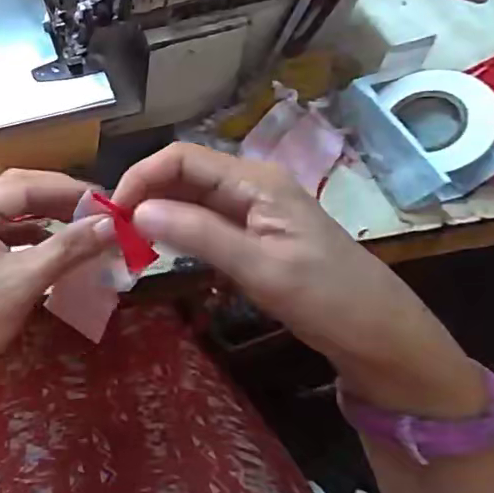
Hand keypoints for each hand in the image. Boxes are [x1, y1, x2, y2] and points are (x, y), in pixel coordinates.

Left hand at [0, 170, 114, 410]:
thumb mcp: (27, 279)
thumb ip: (69, 247)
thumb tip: (111, 224)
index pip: (23, 187)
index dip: (66, 190)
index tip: (104, 199)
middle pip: (17, 193)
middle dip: (57, 197)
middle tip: (95, 206)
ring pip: (14, 214)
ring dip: (48, 215)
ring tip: (83, 221)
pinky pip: (9, 234)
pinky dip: (36, 235)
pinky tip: (59, 243)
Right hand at [114, 143, 486, 416]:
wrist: (379, 334)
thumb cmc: (327, 297)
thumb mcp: (260, 267)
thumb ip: (198, 234)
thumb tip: (136, 212)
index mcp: (255, 180)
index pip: (181, 158)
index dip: (141, 177)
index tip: (114, 214)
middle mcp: (250, 184)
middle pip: (181, 173)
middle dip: (143, 195)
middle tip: (114, 233)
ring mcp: (250, 208)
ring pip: (188, 197)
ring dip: (155, 213)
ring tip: (127, 243)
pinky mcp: (250, 232)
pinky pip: (201, 220)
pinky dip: (174, 231)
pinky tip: (158, 250)